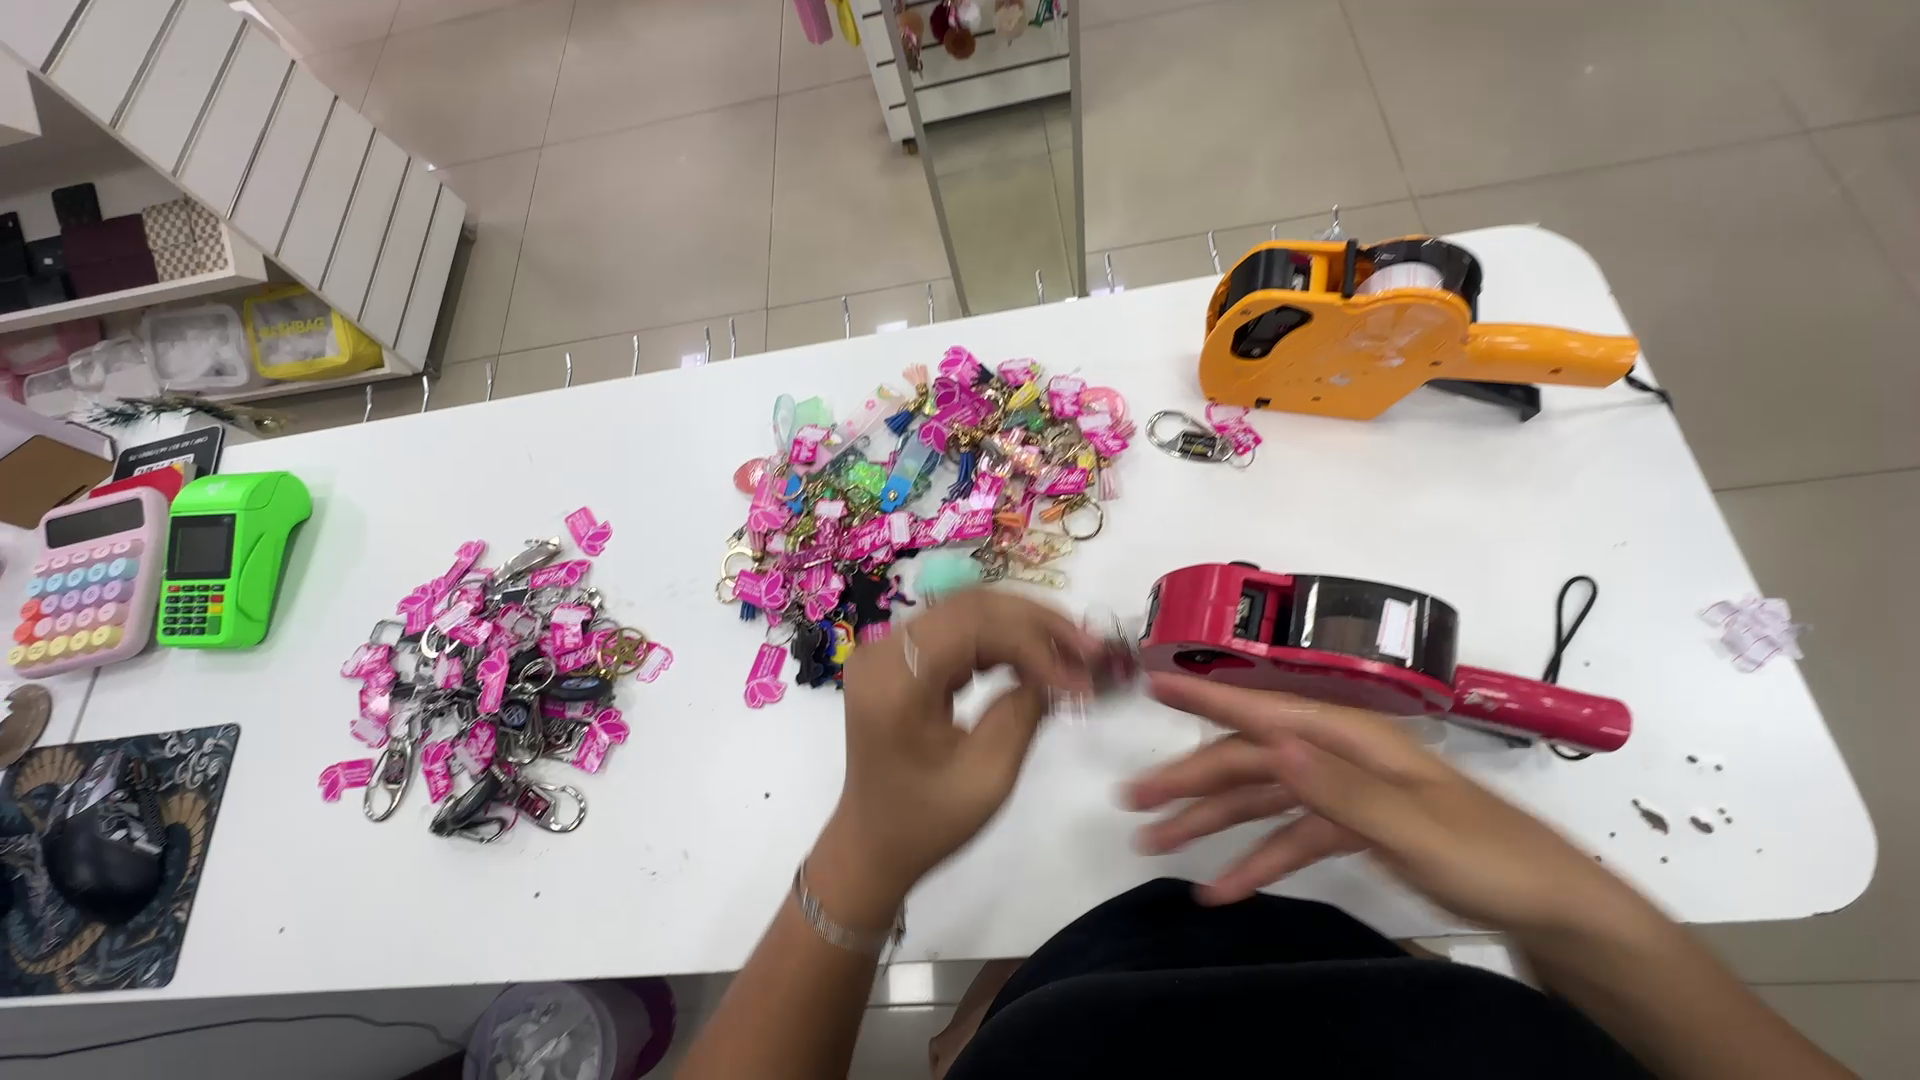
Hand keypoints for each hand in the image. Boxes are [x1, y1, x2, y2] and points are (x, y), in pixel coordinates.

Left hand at [811, 590, 1096, 927]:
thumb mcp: (988, 775)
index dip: (1035, 641)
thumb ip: (1024, 712)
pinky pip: (956, 630)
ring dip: (1023, 625)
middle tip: (1091, 646)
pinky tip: (1036, 657)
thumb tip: (1062, 669)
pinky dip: (1001, 638)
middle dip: (1036, 622)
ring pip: (967, 611)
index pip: (974, 627)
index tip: (1083, 672)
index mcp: (894, 680)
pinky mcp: (899, 659)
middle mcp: (882, 651)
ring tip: (1074, 649)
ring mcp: (887, 651)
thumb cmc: (927, 821)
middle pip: (970, 607)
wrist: (873, 845)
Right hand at [1126, 673, 1644, 938]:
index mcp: (1352, 739)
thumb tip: (1271, 743)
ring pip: (1259, 801)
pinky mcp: (1348, 828)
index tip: (1153, 686)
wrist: (1554, 908)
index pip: (1263, 712)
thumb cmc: (1491, 858)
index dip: (1205, 700)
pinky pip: (1287, 840)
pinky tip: (1222, 890)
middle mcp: (1337, 755)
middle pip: (1249, 762)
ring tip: (1157, 845)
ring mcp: (1341, 792)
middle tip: (1135, 802)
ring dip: (1209, 823)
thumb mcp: (1416, 827)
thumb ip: (1340, 788)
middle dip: (1189, 781)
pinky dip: (1254, 862)